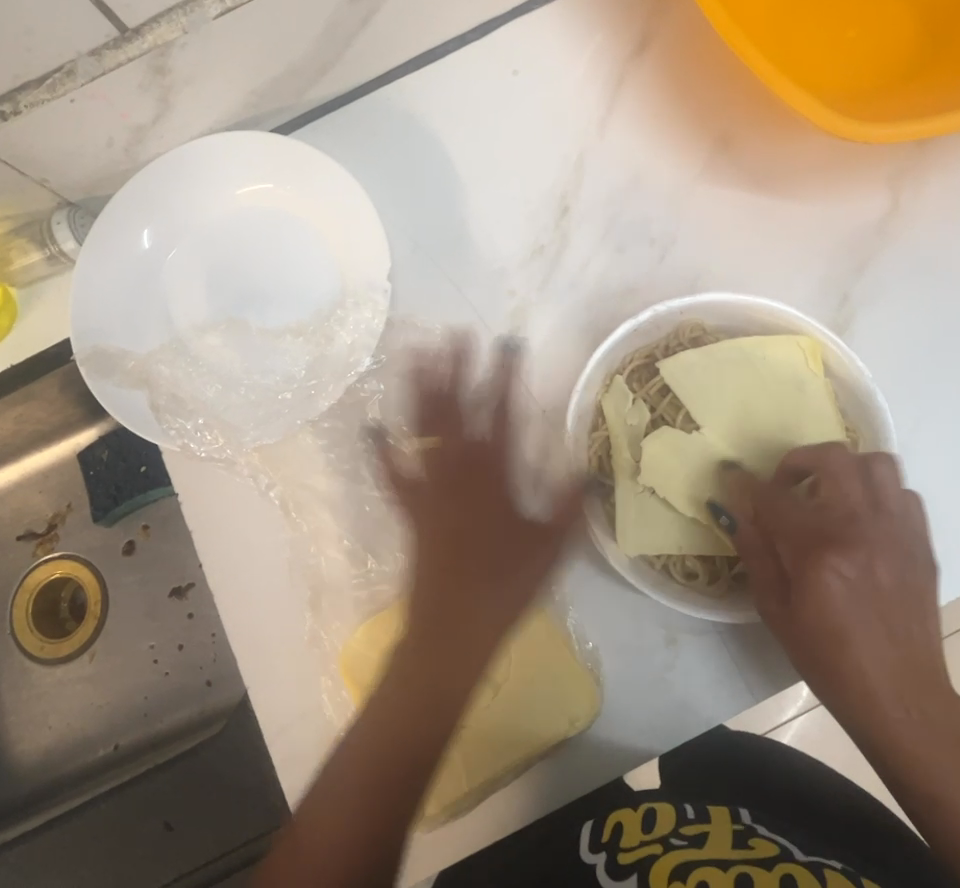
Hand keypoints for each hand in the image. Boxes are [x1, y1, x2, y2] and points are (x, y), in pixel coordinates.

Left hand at [371, 334, 581, 659]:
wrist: (454, 627)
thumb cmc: (507, 587)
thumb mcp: (553, 545)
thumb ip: (570, 503)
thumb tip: (588, 465)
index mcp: (495, 474)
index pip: (501, 412)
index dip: (503, 374)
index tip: (507, 343)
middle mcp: (457, 470)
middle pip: (454, 408)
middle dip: (456, 367)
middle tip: (456, 332)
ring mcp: (428, 487)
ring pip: (420, 429)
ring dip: (417, 390)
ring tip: (414, 354)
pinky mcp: (408, 507)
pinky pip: (390, 473)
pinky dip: (379, 449)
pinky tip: (371, 426)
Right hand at [717, 445, 951, 726]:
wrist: (900, 695)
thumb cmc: (828, 660)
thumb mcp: (775, 611)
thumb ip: (756, 552)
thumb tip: (737, 510)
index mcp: (818, 550)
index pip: (773, 495)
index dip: (745, 483)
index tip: (733, 477)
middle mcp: (862, 527)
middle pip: (831, 458)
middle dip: (797, 462)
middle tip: (784, 486)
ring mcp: (898, 530)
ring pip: (874, 463)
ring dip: (843, 469)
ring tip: (827, 494)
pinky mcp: (921, 541)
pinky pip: (902, 492)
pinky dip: (877, 493)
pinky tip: (862, 519)